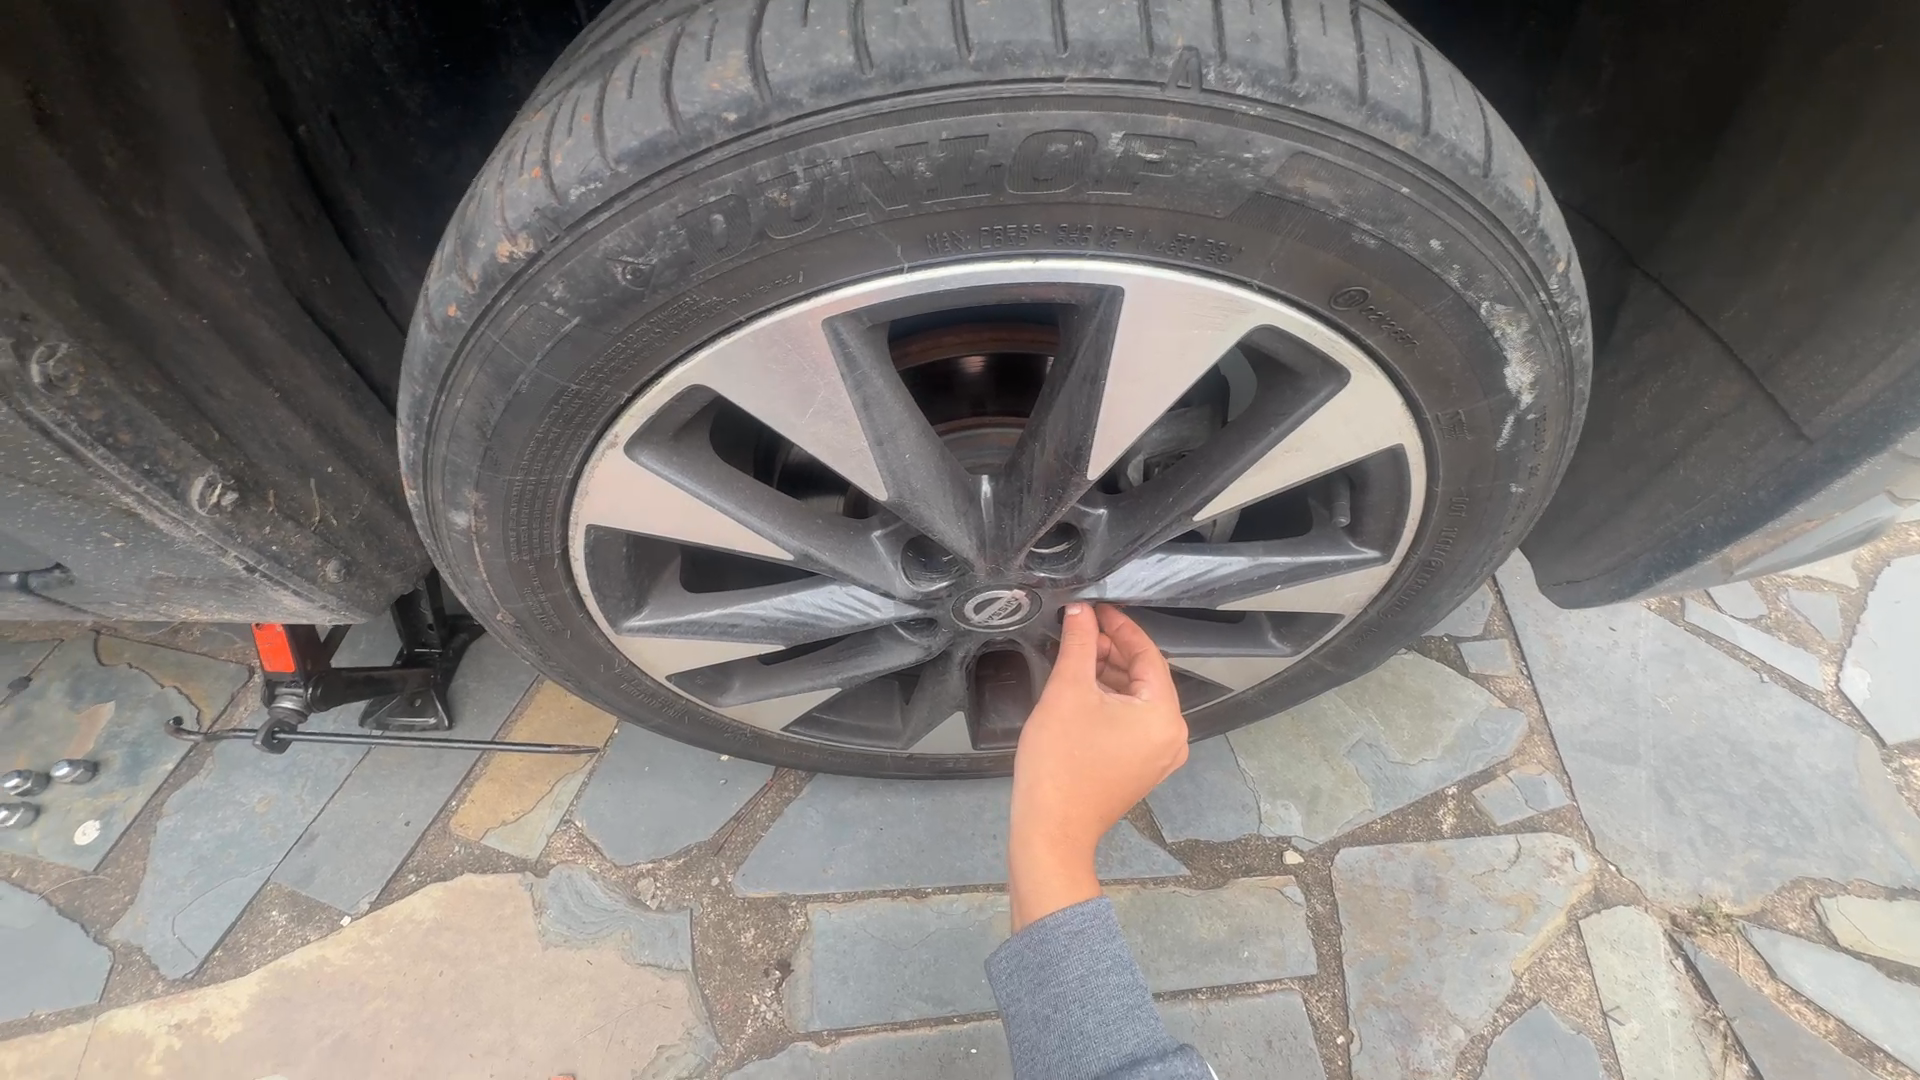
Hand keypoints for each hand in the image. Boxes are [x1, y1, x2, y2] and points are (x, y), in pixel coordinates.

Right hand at [1007, 603, 1189, 929]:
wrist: (1050, 830)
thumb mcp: (1068, 691)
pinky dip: (1109, 701)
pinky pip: (1130, 722)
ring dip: (1107, 675)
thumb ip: (1078, 644)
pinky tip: (1080, 688)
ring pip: (1135, 699)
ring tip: (1073, 656)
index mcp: (1164, 715)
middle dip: (1111, 651)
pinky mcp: (1140, 768)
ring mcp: (1158, 756)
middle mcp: (1172, 735)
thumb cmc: (1060, 759)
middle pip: (1143, 676)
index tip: (1095, 607)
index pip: (1148, 654)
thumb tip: (1080, 610)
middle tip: (1077, 631)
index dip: (1120, 626)